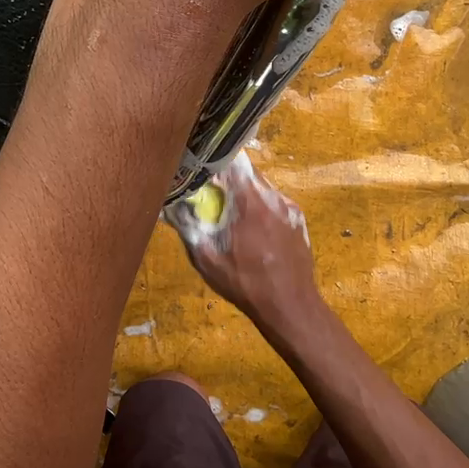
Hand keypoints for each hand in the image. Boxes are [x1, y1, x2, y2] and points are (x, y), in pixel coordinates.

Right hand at [168, 153, 321, 326]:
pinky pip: (274, 202)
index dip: (216, 158)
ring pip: (261, 187)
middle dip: (227, 177)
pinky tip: (254, 230)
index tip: (201, 164)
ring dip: (244, 192)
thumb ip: (187, 226)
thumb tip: (169, 203)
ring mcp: (289, 208)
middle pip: (247, 171)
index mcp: (250, 201)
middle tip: (211, 191)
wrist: (291, 309)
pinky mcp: (299, 221)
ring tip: (231, 213)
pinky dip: (260, 207)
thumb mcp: (207, 259)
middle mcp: (273, 198)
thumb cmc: (246, 284)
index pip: (233, 161)